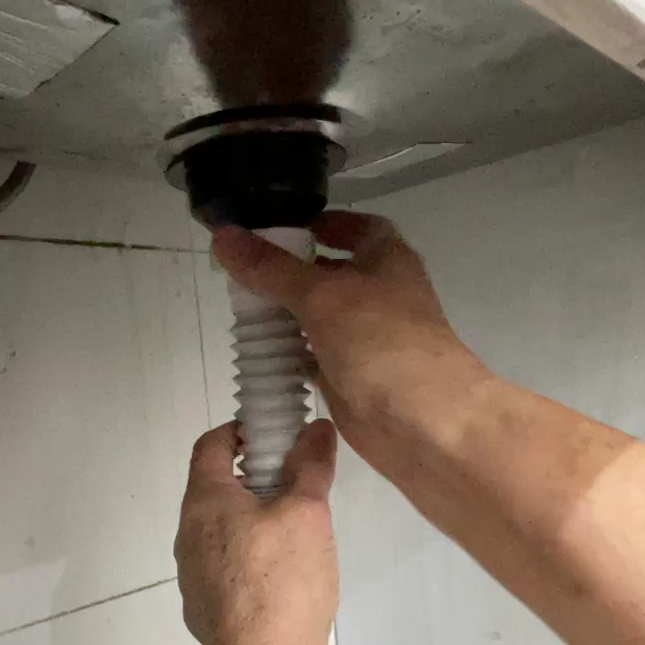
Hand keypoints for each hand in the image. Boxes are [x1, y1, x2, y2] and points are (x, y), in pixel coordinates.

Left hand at [174, 420, 339, 644]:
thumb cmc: (283, 577)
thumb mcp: (307, 512)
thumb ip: (310, 466)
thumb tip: (316, 428)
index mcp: (204, 501)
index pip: (210, 445)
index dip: (239, 431)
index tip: (274, 436)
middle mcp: (187, 533)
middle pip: (214, 488)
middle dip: (253, 479)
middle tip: (295, 486)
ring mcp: (191, 574)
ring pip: (219, 531)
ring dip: (250, 521)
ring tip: (293, 535)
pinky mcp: (202, 607)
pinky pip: (223, 568)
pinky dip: (246, 559)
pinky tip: (279, 580)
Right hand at [212, 212, 492, 468]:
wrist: (421, 422)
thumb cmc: (381, 342)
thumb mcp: (322, 295)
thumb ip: (271, 268)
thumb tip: (223, 236)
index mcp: (386, 260)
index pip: (357, 227)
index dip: (325, 223)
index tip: (282, 225)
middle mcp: (378, 295)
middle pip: (331, 274)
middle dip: (292, 271)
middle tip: (244, 269)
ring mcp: (364, 339)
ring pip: (319, 317)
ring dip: (286, 313)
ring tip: (240, 307)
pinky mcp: (350, 377)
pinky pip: (314, 357)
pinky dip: (290, 354)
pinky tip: (258, 351)